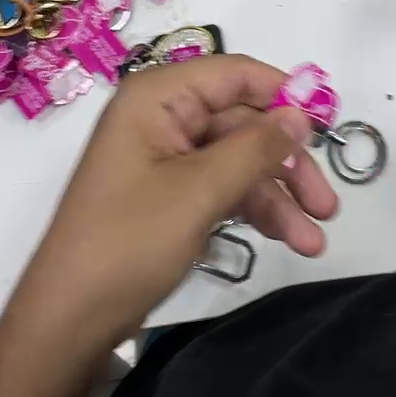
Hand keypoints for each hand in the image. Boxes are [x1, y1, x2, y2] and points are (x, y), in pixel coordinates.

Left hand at [1, 55, 338, 337]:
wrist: (68, 321)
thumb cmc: (128, 240)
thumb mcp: (199, 191)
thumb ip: (256, 148)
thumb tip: (302, 114)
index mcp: (158, 96)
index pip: (234, 75)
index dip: (283, 94)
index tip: (327, 124)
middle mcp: (163, 115)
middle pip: (242, 121)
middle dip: (286, 162)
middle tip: (327, 202)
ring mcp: (166, 155)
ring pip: (238, 158)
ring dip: (278, 194)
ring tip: (316, 237)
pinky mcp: (170, 192)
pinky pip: (223, 185)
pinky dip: (255, 208)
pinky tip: (290, 237)